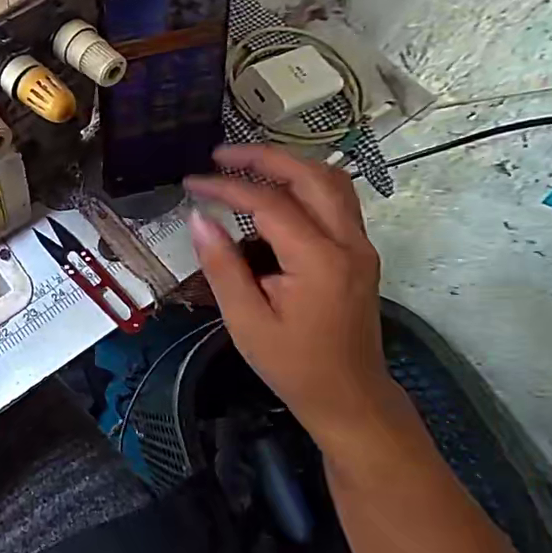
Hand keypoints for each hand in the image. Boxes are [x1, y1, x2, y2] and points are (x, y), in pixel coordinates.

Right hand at [184, 146, 406, 450]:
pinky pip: (335, 201)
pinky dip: (303, 185)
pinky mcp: (359, 252)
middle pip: (311, 175)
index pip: (269, 202)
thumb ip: (222, 266)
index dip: (226, 186)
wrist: (350, 397)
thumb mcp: (246, 321)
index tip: (191, 182)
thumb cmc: (294, 365)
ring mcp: (360, 246)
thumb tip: (198, 218)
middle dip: (264, 157)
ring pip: (331, 181)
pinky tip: (272, 197)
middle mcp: (348, 243)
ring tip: (245, 166)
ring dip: (288, 166)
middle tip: (221, 155)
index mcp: (319, 260)